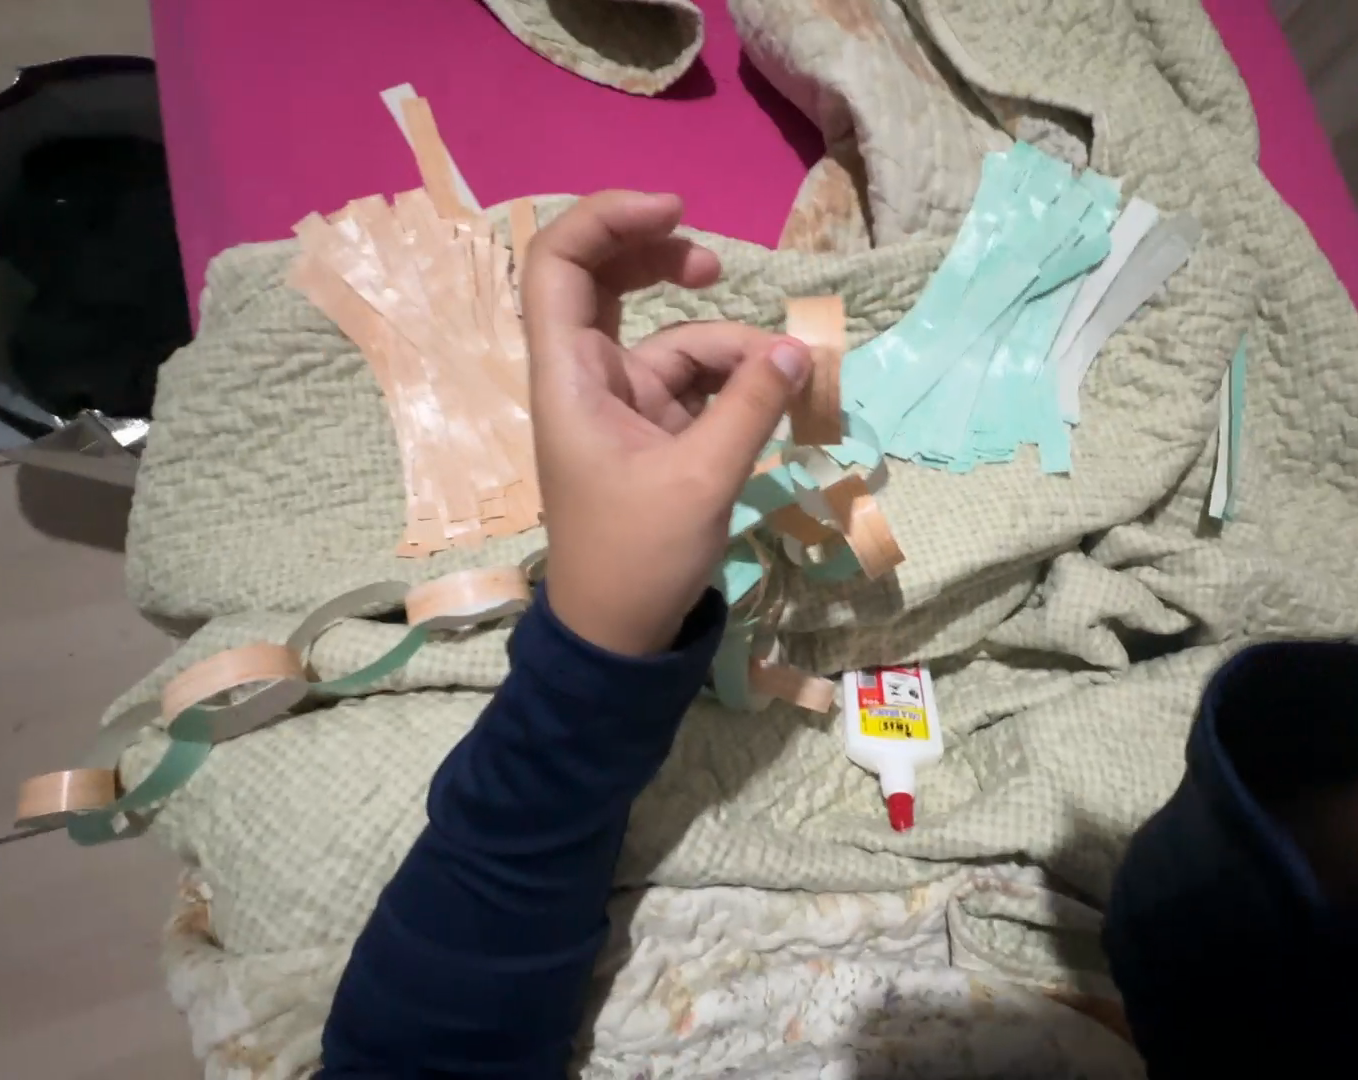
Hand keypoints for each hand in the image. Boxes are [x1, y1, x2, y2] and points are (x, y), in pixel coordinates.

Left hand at [522, 191, 811, 655]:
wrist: (622, 632)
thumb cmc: (640, 557)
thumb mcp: (702, 479)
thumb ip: (751, 408)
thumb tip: (797, 352)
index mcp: (571, 377)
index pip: (560, 266)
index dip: (609, 221)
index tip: (677, 211)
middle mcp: (589, 378)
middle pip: (607, 285)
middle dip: (663, 263)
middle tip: (716, 267)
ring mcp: (624, 406)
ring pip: (674, 344)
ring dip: (730, 350)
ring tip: (789, 378)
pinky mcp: (655, 434)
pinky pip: (698, 388)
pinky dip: (737, 387)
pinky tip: (778, 399)